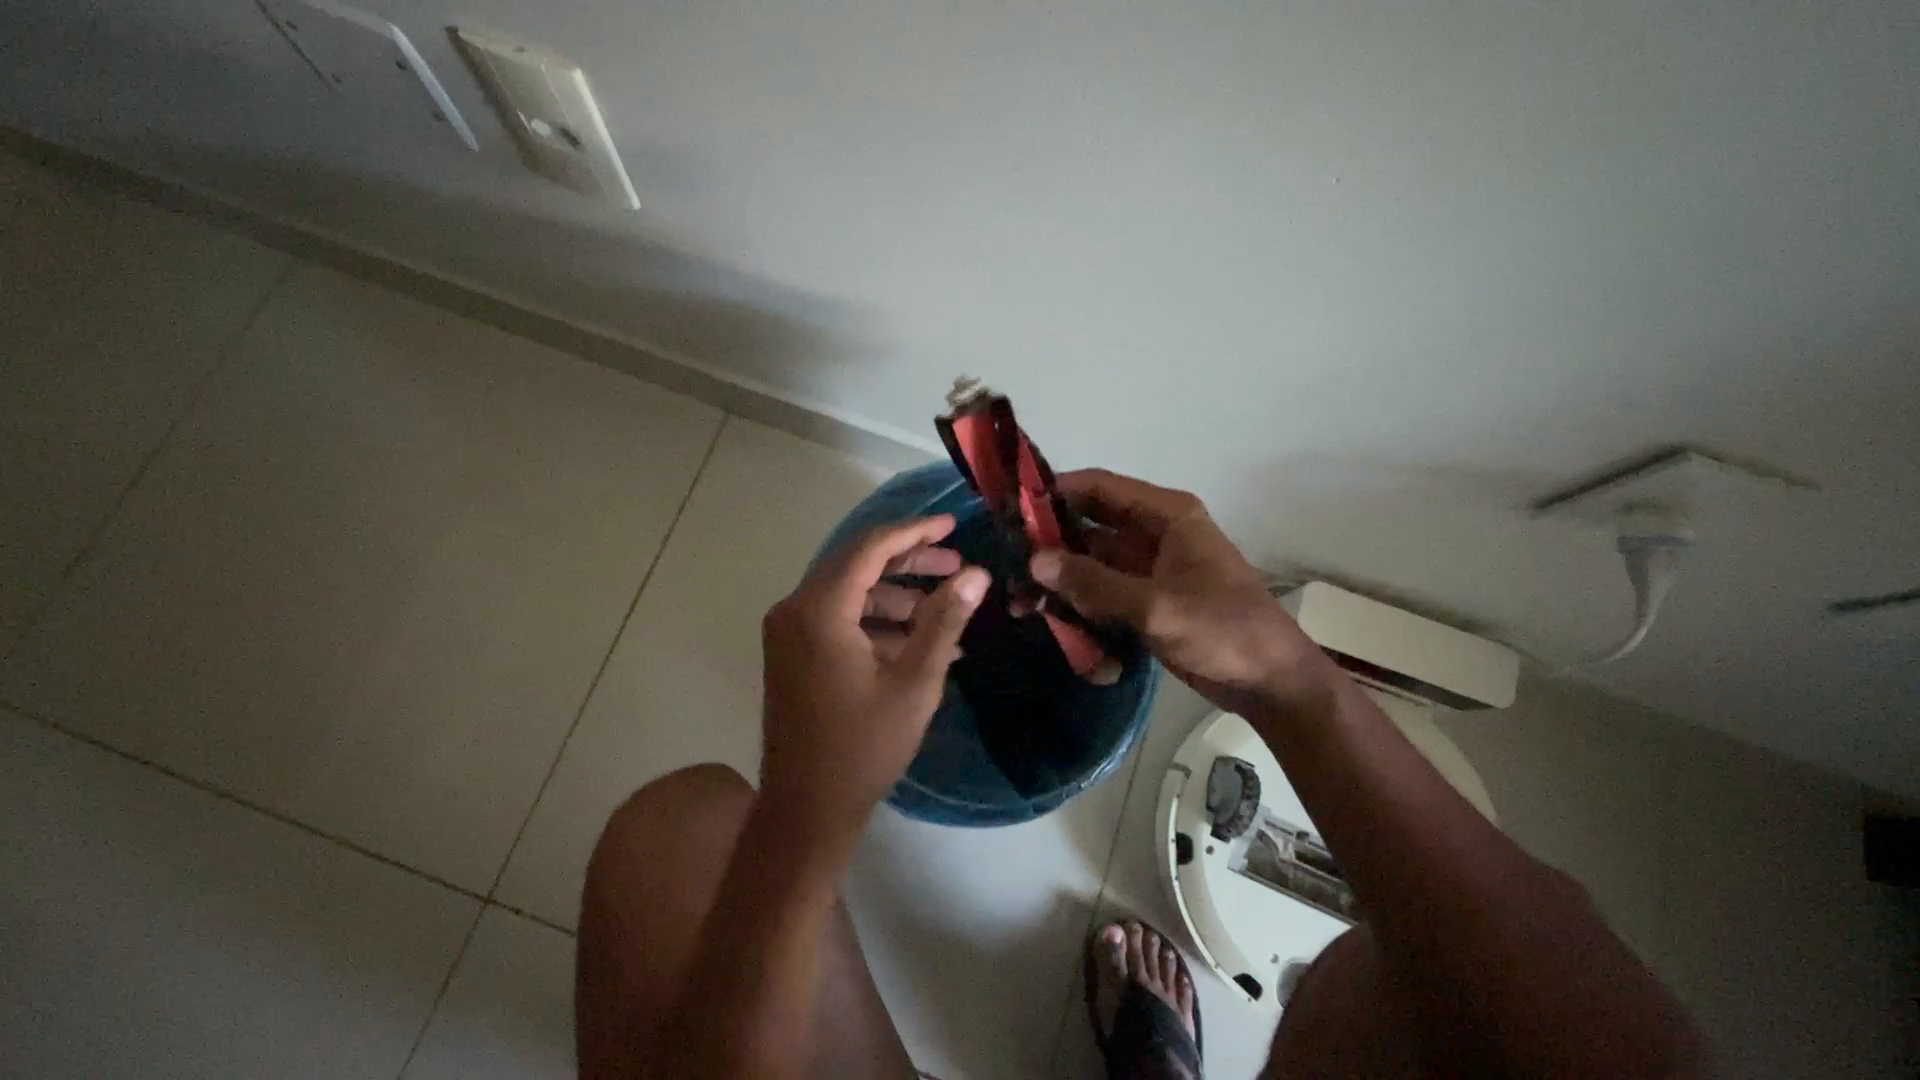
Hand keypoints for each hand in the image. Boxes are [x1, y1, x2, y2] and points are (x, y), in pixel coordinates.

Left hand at [761, 516, 989, 837]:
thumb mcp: (915, 682)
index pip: (869, 549)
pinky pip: (837, 620)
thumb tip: (975, 574)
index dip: (914, 533)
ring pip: (848, 594)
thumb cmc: (864, 747)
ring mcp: (788, 634)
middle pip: (856, 566)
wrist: (807, 810)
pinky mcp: (792, 655)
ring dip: (896, 596)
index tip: (953, 526)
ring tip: (945, 608)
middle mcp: (794, 611)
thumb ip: (944, 620)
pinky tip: (917, 641)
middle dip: (909, 563)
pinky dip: (876, 623)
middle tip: (956, 566)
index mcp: (818, 611)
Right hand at [1030, 469, 1331, 715]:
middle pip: (1090, 528)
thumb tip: (1034, 561)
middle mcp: (1154, 535)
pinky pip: (1101, 595)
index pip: (1100, 488)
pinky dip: (1078, 605)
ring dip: (1059, 581)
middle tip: (1005, 564)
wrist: (1269, 682)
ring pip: (1091, 565)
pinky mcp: (1145, 604)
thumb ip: (1093, 583)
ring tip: (1018, 601)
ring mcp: (1149, 571)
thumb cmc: (1222, 630)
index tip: (1010, 507)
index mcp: (1167, 517)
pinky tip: (1047, 619)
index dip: (1055, 492)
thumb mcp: (1155, 606)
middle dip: (1050, 545)